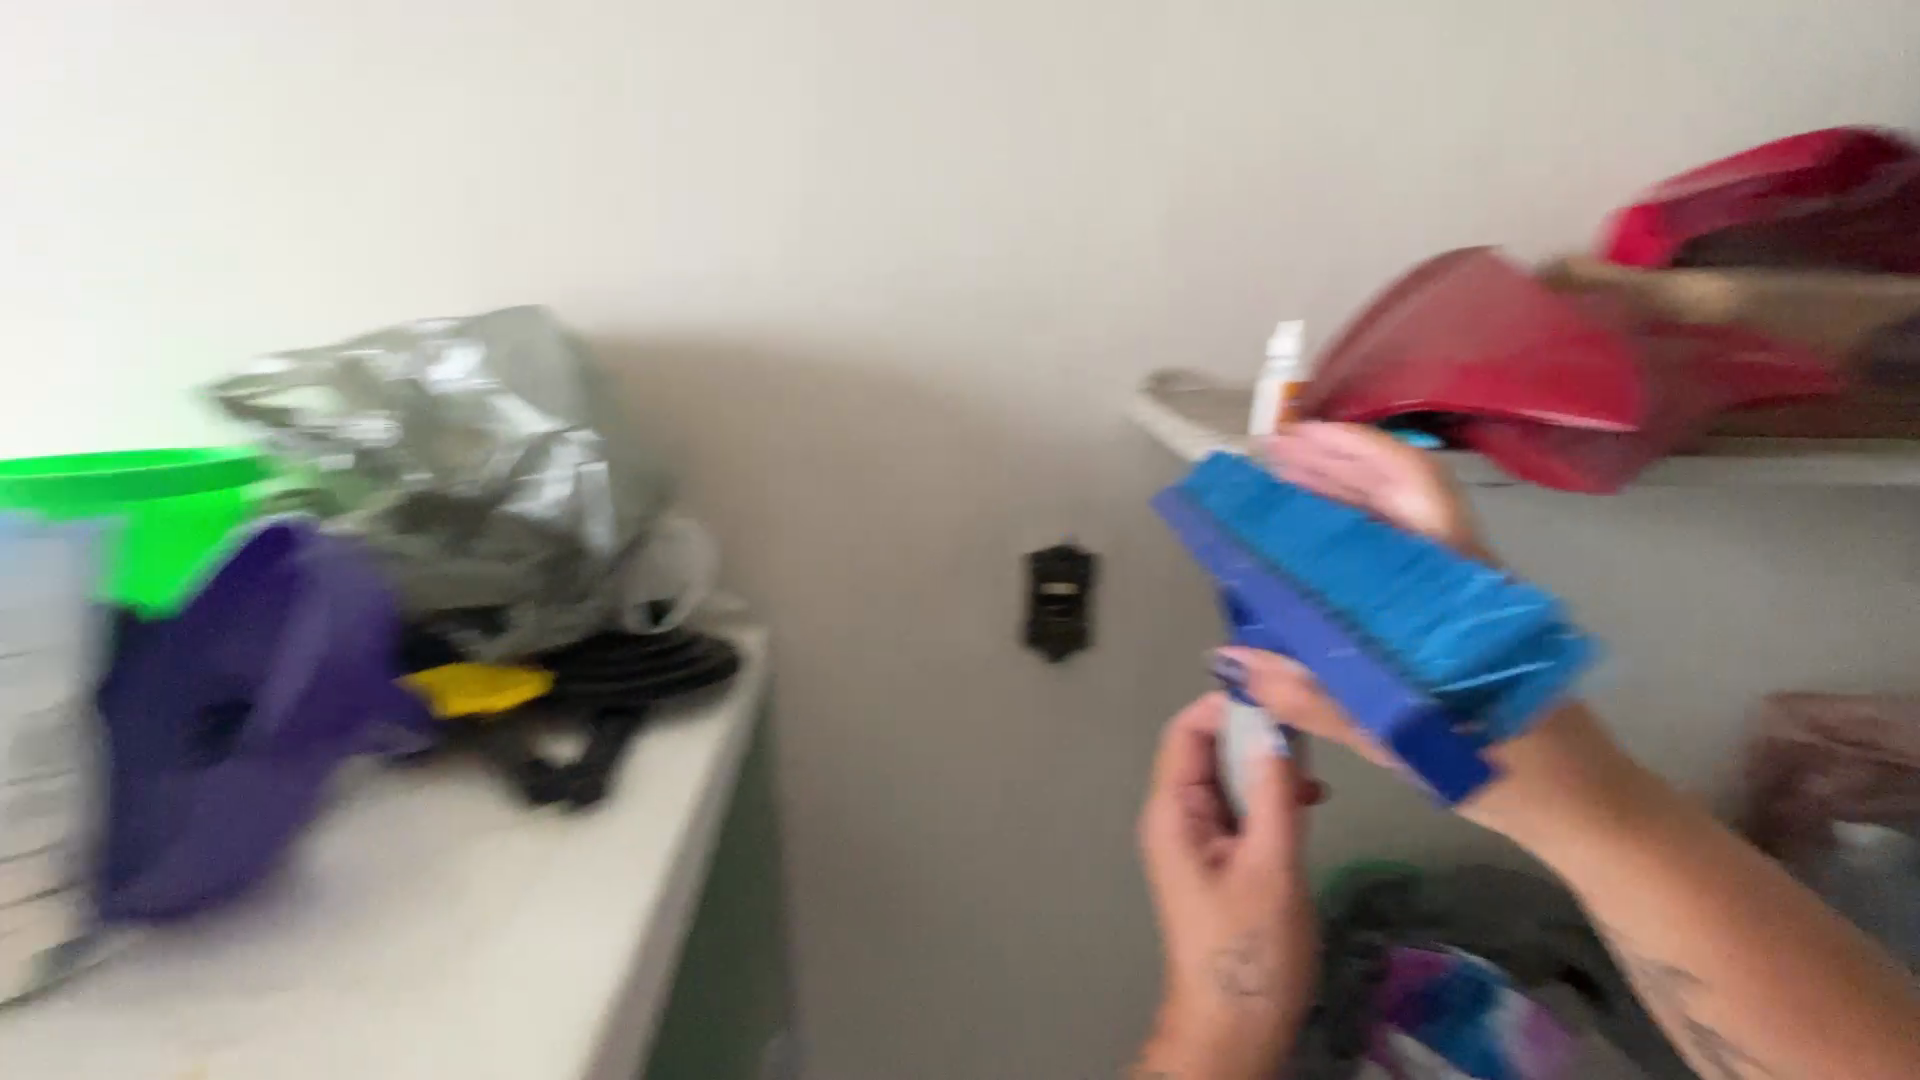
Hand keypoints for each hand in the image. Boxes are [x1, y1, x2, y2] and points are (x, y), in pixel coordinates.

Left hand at [1136, 693, 1320, 1078]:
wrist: (1233, 1025)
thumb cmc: (1248, 948)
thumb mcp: (1271, 866)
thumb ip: (1273, 795)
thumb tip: (1276, 730)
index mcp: (1172, 810)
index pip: (1185, 733)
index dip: (1223, 706)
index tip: (1275, 697)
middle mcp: (1174, 815)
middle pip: (1204, 750)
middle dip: (1250, 734)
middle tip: (1305, 730)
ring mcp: (1193, 837)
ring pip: (1224, 778)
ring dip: (1263, 766)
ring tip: (1312, 768)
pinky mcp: (1214, 856)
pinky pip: (1236, 807)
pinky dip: (1266, 798)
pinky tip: (1307, 803)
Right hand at [1223, 423, 1644, 849]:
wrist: (1584, 803)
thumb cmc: (1508, 769)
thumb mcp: (1408, 742)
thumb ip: (1320, 700)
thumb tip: (1235, 661)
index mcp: (1461, 587)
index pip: (1415, 490)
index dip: (1355, 453)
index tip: (1295, 440)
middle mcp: (1459, 575)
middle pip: (1399, 493)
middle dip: (1332, 464)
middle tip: (1267, 456)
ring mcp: (1455, 594)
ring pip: (1396, 522)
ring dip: (1339, 494)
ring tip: (1278, 483)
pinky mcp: (1449, 617)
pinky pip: (1392, 560)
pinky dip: (1348, 539)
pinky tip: (1309, 552)